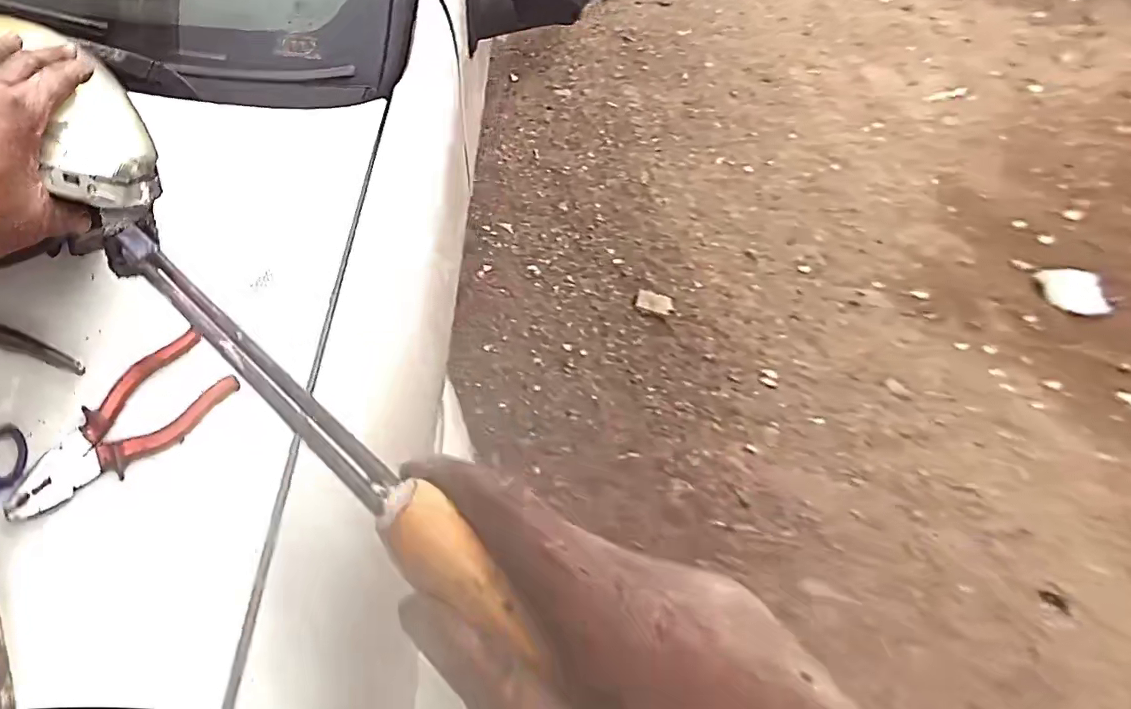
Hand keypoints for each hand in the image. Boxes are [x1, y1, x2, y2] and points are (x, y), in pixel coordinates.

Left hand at [0, 34, 94, 317]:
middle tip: (63, 54)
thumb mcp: (31, 221)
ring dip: (6, 47)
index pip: (57, 80)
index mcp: (19, 113)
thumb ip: (65, 214)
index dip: (76, 72)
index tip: (83, 69)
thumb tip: (80, 217)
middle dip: (49, 55)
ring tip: (17, 42)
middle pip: (26, 60)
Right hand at [400, 458, 855, 708]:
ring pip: (602, 570)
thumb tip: (419, 607)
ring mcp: (721, 598)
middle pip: (550, 538)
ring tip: (574, 672)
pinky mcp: (756, 622)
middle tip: (478, 606)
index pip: (505, 502)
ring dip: (565, 598)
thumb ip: (487, 671)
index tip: (406, 478)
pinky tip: (639, 683)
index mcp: (614, 606)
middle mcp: (667, 580)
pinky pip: (656, 597)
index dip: (446, 480)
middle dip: (502, 559)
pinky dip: (619, 619)